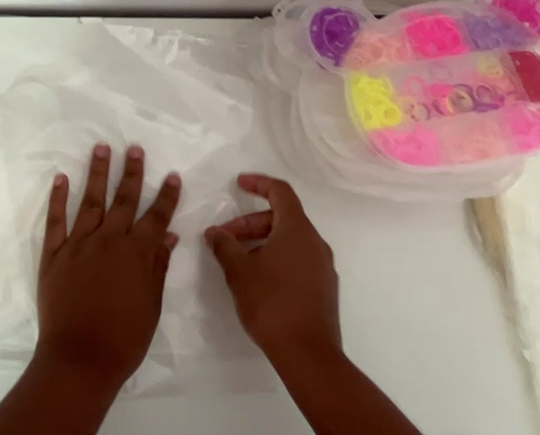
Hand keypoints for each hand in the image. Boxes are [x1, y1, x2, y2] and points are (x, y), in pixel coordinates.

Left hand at [34, 143, 182, 388]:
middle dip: (131, 173)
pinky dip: (58, 198)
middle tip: (134, 148)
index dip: (165, 197)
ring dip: (97, 173)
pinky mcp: (53, 254)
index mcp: (136, 254)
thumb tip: (168, 236)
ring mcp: (78, 244)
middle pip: (123, 200)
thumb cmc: (124, 339)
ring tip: (101, 148)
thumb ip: (157, 267)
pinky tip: (61, 178)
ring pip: (90, 201)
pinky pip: (56, 220)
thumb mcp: (151, 305)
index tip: (172, 176)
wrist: (79, 358)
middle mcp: (108, 240)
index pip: (155, 218)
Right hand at [204, 174, 342, 364]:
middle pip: (282, 218)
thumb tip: (215, 233)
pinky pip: (297, 260)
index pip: (281, 192)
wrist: (308, 355)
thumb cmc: (272, 303)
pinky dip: (276, 258)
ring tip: (238, 261)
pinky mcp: (323, 289)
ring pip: (289, 241)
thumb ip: (225, 246)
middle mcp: (315, 242)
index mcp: (297, 230)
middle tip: (225, 238)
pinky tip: (258, 280)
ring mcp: (322, 267)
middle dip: (250, 223)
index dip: (259, 183)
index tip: (239, 184)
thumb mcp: (239, 272)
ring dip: (262, 242)